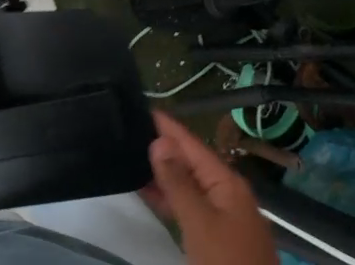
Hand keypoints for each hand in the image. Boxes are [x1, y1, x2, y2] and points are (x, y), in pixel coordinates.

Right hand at [142, 112, 278, 264]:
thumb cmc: (227, 262)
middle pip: (191, 162)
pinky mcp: (217, 234)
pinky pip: (189, 205)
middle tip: (128, 130)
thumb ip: (178, 182)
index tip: (140, 106)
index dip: (167, 126)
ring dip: (162, 172)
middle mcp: (227, 192)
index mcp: (226, 182)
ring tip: (130, 156)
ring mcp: (223, 215)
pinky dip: (169, 197)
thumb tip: (158, 140)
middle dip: (162, 146)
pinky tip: (147, 192)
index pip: (192, 144)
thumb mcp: (199, 222)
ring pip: (188, 184)